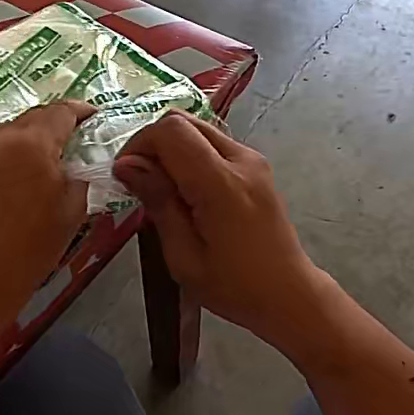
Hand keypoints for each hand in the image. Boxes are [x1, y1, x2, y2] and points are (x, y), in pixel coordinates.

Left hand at [0, 101, 93, 313]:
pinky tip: (29, 169)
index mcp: (33, 142)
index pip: (62, 111)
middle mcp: (3, 138)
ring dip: (36, 134)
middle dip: (59, 121)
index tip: (96, 118)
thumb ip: (83, 173)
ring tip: (55, 153)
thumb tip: (85, 161)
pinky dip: (17, 150)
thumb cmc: (36, 243)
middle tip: (80, 136)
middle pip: (36, 115)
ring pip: (15, 129)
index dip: (82, 111)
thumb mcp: (75, 206)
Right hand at [113, 112, 330, 337]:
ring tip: (161, 188)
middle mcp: (241, 160)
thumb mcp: (184, 256)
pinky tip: (185, 191)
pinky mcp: (256, 166)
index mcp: (222, 184)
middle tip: (139, 180)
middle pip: (184, 121)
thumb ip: (158, 202)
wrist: (288, 293)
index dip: (140, 144)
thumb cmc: (234, 286)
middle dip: (152, 143)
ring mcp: (253, 160)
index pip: (171, 132)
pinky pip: (213, 144)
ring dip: (171, 149)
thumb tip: (126, 164)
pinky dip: (190, 155)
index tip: (125, 176)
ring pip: (199, 129)